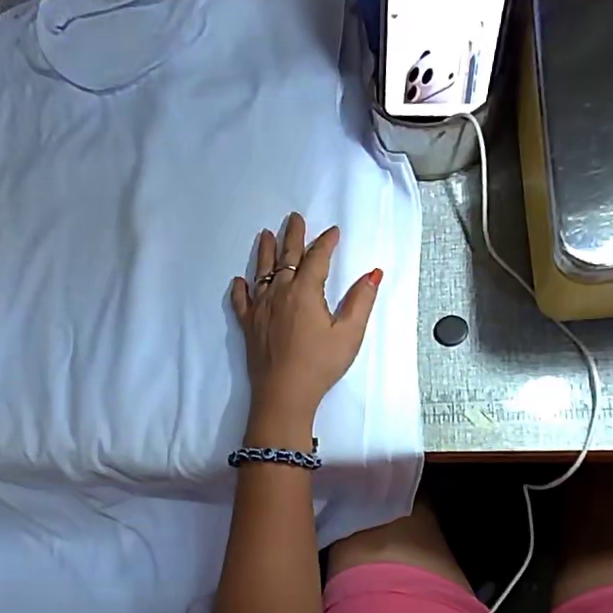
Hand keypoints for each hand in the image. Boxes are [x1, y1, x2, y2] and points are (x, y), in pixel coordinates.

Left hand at [230, 213, 381, 440]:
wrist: (284, 394)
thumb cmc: (319, 365)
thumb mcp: (349, 333)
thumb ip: (361, 301)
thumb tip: (373, 274)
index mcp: (305, 292)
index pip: (317, 258)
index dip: (326, 242)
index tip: (333, 232)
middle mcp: (280, 294)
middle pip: (287, 257)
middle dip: (293, 236)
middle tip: (294, 218)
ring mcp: (261, 309)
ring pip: (261, 272)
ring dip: (265, 252)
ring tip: (265, 235)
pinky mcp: (249, 326)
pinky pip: (242, 301)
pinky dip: (241, 289)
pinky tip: (239, 281)